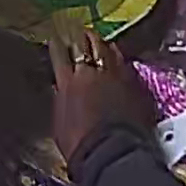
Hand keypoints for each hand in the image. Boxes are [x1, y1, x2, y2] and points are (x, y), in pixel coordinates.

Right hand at [48, 27, 148, 162]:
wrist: (112, 154)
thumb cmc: (81, 147)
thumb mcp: (60, 124)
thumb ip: (61, 101)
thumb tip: (61, 89)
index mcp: (67, 82)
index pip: (59, 54)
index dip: (56, 44)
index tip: (55, 38)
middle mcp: (88, 72)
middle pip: (82, 44)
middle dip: (79, 36)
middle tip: (77, 31)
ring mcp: (111, 73)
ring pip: (104, 47)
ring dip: (99, 42)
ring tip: (96, 38)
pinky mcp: (130, 80)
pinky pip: (121, 60)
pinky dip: (116, 55)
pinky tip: (115, 53)